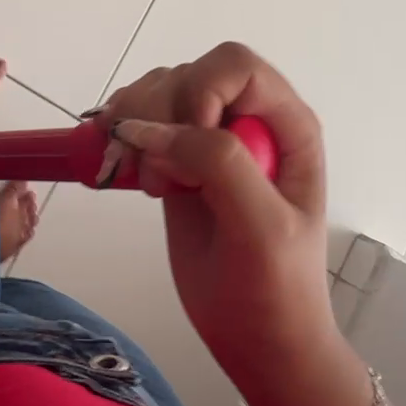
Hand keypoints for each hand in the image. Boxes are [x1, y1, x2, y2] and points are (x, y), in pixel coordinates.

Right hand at [100, 44, 344, 405]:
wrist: (256, 337)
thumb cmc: (276, 289)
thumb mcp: (262, 227)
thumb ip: (218, 165)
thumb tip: (149, 130)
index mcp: (286, 124)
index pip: (237, 67)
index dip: (204, 92)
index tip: (185, 150)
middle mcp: (247, 119)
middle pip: (189, 73)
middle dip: (159, 114)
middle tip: (154, 180)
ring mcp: (210, 136)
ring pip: (159, 90)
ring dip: (133, 123)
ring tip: (138, 178)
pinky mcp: (178, 157)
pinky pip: (141, 118)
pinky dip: (119, 133)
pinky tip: (118, 167)